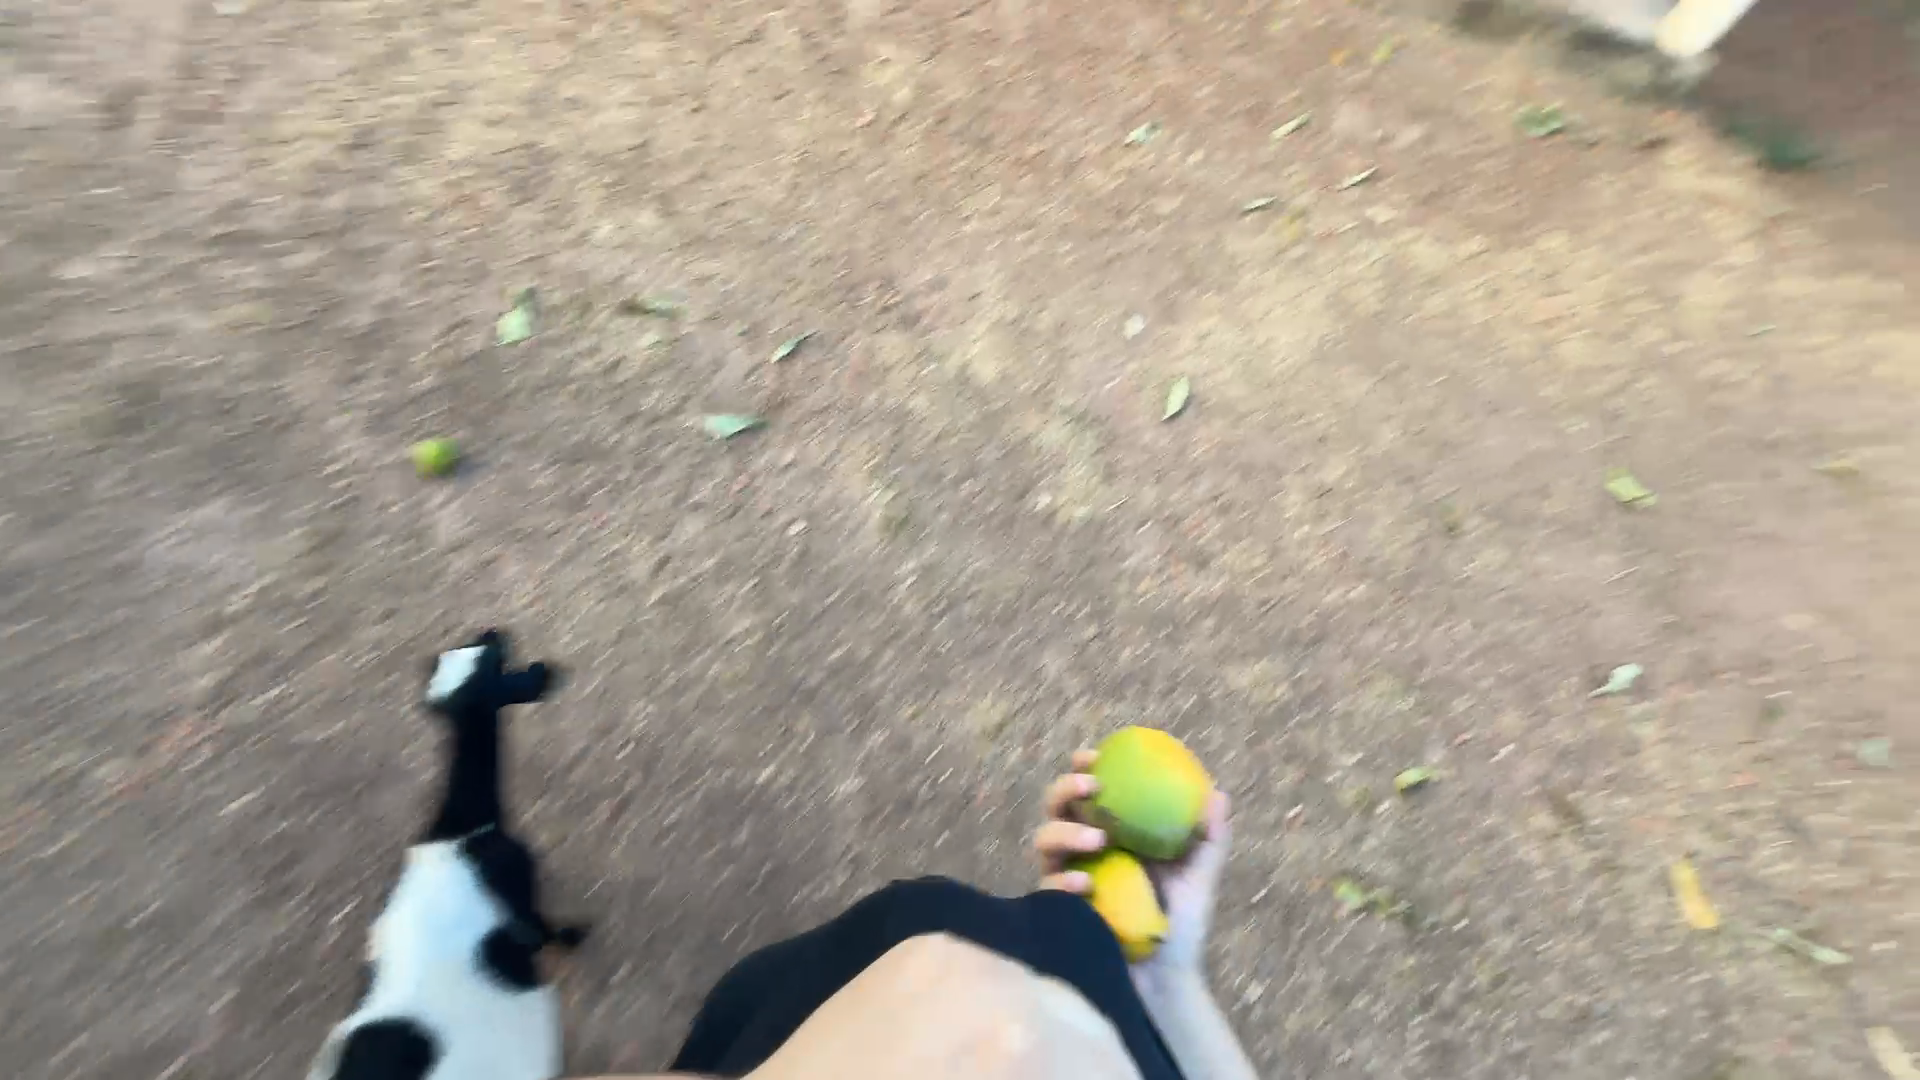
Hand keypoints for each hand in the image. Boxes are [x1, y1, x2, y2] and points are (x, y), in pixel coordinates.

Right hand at [1034, 749, 1231, 978]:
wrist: (1167, 977)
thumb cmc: (1180, 920)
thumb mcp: (1198, 875)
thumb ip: (1208, 837)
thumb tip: (1218, 794)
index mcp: (1109, 829)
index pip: (1086, 789)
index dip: (1083, 766)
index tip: (1095, 756)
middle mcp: (1081, 847)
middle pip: (1055, 804)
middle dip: (1066, 788)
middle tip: (1093, 787)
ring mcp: (1065, 876)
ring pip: (1044, 840)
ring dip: (1066, 830)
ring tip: (1098, 837)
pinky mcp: (1057, 911)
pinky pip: (1048, 889)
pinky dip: (1063, 881)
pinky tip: (1087, 882)